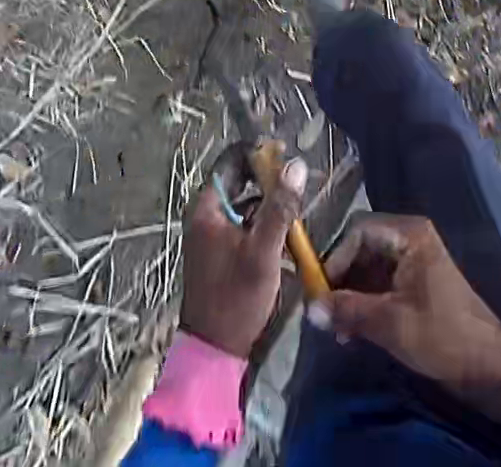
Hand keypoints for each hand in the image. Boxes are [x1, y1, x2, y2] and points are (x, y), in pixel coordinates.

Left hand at [178, 148, 308, 358]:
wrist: (214, 348)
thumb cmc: (236, 296)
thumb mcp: (264, 251)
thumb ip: (280, 207)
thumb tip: (297, 165)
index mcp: (206, 207)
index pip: (230, 161)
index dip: (256, 153)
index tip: (285, 153)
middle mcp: (203, 213)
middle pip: (236, 181)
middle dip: (266, 178)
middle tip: (296, 180)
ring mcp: (209, 232)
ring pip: (241, 203)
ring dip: (266, 202)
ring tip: (295, 205)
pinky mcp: (218, 249)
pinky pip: (241, 223)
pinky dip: (260, 222)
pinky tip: (283, 233)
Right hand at [307, 214, 500, 389]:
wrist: (492, 369)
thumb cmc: (444, 336)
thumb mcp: (390, 323)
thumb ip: (347, 310)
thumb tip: (309, 309)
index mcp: (408, 235)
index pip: (358, 232)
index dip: (335, 258)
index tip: (321, 289)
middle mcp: (409, 239)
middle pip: (360, 248)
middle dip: (341, 280)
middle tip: (325, 309)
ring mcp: (412, 261)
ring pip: (366, 268)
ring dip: (349, 296)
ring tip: (337, 327)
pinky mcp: (413, 283)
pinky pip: (378, 284)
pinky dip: (363, 303)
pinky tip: (351, 330)